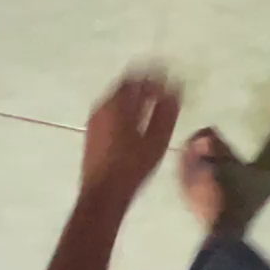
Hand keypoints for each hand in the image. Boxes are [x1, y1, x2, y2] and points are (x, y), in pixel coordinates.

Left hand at [80, 72, 180, 206]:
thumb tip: (176, 91)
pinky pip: (111, 109)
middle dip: (144, 83)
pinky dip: (125, 108)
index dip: (155, 75)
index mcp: (117, 105)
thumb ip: (167, 113)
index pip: (138, 78)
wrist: (103, 194)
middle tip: (162, 87)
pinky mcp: (92, 131)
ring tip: (153, 103)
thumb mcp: (156, 140)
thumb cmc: (132, 167)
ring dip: (134, 96)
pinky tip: (137, 120)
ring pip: (117, 97)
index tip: (169, 77)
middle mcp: (102, 107)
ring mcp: (94, 119)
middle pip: (125, 85)